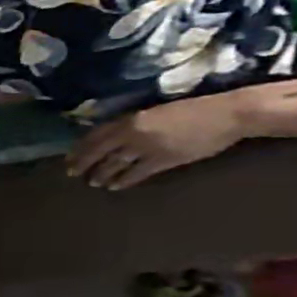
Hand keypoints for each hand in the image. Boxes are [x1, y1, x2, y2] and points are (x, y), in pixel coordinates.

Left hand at [67, 95, 248, 189]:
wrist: (227, 115)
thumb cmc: (192, 110)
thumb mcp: (154, 112)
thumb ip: (132, 123)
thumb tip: (112, 135)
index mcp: (130, 119)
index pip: (95, 135)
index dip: (80, 148)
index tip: (69, 158)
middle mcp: (133, 133)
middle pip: (99, 151)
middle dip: (83, 163)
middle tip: (71, 173)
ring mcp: (147, 147)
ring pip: (115, 164)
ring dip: (102, 174)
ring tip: (94, 182)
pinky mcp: (164, 160)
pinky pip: (137, 173)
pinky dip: (124, 180)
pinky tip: (115, 186)